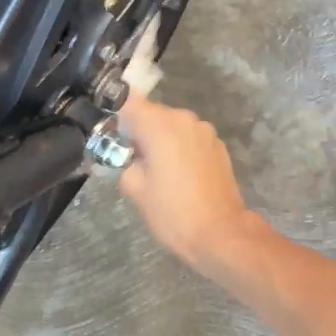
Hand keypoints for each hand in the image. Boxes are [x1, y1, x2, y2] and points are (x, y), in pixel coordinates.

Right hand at [118, 94, 261, 271]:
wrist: (220, 232)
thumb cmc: (173, 211)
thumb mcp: (136, 190)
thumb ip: (125, 163)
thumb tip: (129, 156)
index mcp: (160, 125)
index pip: (130, 104)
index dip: (119, 118)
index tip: (115, 137)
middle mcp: (184, 119)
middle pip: (154, 114)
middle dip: (142, 131)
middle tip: (135, 160)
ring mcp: (205, 130)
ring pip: (174, 126)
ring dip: (164, 139)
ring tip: (160, 170)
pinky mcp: (218, 145)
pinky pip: (191, 137)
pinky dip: (182, 147)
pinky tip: (182, 174)